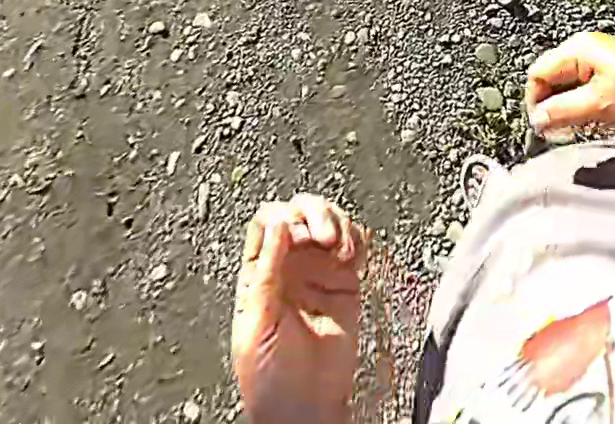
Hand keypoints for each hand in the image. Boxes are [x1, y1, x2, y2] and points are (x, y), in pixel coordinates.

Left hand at [230, 195, 367, 423]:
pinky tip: (354, 255)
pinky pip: (354, 241)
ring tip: (341, 248)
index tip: (294, 234)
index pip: (268, 223)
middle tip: (323, 235)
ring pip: (328, 218)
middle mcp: (290, 264)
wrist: (309, 409)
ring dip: (338, 222)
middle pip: (300, 211)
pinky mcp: (345, 279)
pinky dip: (357, 237)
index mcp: (260, 273)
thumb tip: (276, 226)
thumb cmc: (272, 380)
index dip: (282, 219)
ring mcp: (319, 268)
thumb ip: (266, 274)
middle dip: (315, 213)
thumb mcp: (257, 326)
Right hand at [525, 32, 614, 138]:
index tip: (547, 130)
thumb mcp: (600, 104)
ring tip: (583, 129)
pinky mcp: (613, 73)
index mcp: (576, 49)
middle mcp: (583, 50)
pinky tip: (599, 122)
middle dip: (553, 107)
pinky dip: (586, 107)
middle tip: (565, 133)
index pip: (537, 75)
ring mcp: (599, 61)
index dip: (536, 103)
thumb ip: (563, 112)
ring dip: (571, 110)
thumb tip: (536, 120)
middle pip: (551, 80)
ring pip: (569, 88)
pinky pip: (586, 90)